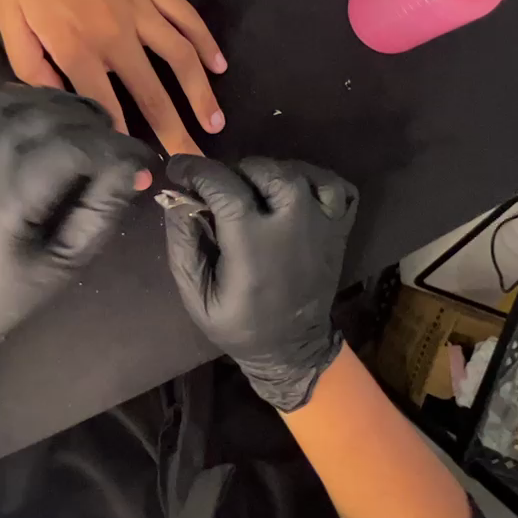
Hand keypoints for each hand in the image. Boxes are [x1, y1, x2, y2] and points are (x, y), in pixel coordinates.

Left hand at [0, 0, 226, 157]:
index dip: (124, 144)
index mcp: (78, 48)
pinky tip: (220, 64)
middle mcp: (118, 35)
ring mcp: (143, 7)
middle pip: (154, 94)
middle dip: (175, 133)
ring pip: (182, 60)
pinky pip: (188, 18)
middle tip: (193, 162)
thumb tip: (57, 103)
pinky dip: (206, 42)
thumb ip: (32, 64)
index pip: (108, 109)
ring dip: (201, 94)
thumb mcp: (9, 14)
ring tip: (215, 123)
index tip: (142, 171)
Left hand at [0, 86, 155, 373]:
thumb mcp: (66, 262)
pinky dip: (28, 100)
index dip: (114, 148)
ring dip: (63, 107)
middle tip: (119, 145)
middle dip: (93, 124)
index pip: (68, 151)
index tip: (143, 160)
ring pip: (18, 100)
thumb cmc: (12, 291)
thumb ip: (101, 210)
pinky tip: (50, 119)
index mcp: (2, 205)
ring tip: (91, 130)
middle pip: (44, 117)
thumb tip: (137, 167)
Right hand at [162, 156, 358, 410]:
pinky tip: (293, 191)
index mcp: (253, 245)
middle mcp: (293, 226)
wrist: (292, 348)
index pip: (224, 186)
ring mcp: (323, 225)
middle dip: (233, 171)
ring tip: (250, 188)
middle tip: (217, 187)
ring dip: (269, 172)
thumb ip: (183, 244)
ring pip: (300, 172)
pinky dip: (315, 179)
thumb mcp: (196, 295)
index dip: (196, 170)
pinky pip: (338, 187)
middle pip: (264, 171)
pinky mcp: (341, 228)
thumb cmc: (238, 325)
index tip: (178, 168)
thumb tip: (176, 197)